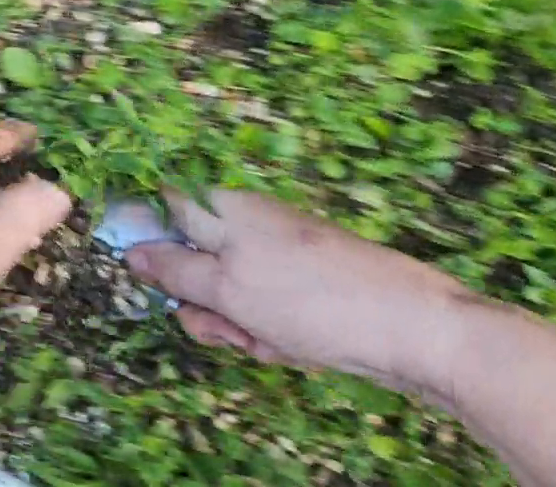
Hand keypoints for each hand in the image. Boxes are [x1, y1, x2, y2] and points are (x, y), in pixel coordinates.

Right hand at [125, 189, 466, 391]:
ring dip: (236, 321)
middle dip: (201, 301)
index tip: (155, 284)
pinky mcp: (309, 278)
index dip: (149, 244)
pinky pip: (265, 298)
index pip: (161, 209)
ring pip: (229, 286)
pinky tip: (293, 346)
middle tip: (226, 332)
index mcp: (222, 208)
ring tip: (267, 343)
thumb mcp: (227, 291)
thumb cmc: (311, 302)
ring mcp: (281, 249)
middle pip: (193, 257)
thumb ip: (173, 271)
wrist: (426, 332)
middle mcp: (247, 221)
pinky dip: (269, 325)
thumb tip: (130, 252)